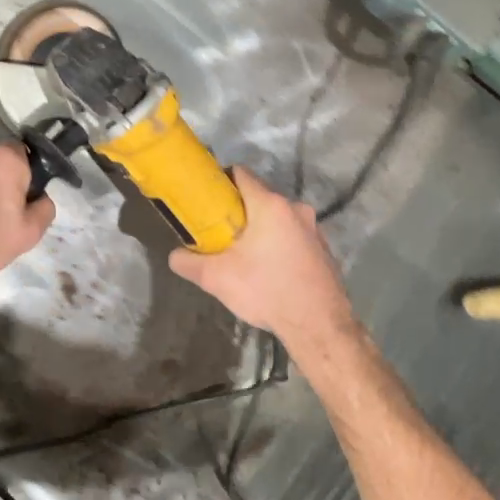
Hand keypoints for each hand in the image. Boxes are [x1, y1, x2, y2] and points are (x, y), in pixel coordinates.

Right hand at [168, 168, 358, 350]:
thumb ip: (187, 262)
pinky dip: (278, 245)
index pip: (240, 174)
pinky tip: (268, 270)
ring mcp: (314, 228)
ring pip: (277, 219)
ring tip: (243, 256)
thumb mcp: (215, 278)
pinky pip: (293, 236)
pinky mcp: (324, 249)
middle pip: (258, 198)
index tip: (205, 201)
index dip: (219, 183)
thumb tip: (175, 256)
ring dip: (259, 230)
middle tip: (219, 234)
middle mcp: (296, 209)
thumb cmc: (266, 291)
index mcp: (270, 205)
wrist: (318, 325)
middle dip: (237, 212)